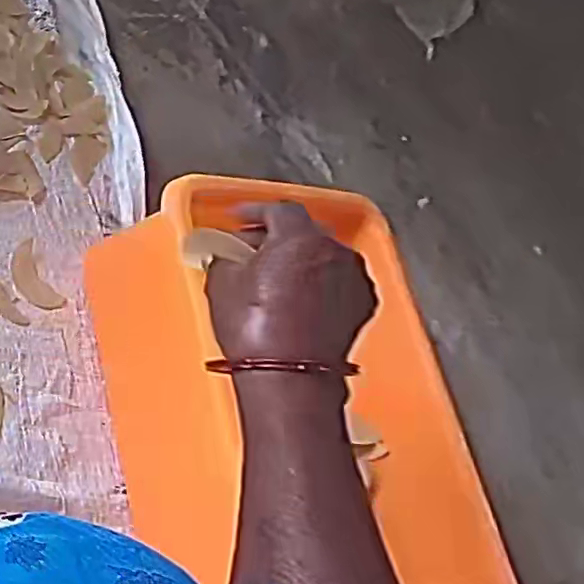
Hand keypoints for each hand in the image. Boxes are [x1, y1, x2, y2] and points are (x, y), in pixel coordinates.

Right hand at [205, 202, 376, 364]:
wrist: (288, 373)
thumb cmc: (257, 328)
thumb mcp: (221, 282)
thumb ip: (228, 259)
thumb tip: (230, 258)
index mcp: (299, 239)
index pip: (280, 209)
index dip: (255, 211)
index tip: (241, 216)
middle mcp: (335, 253)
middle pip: (307, 230)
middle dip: (279, 234)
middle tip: (252, 244)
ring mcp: (353, 279)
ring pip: (324, 255)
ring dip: (300, 258)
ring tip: (273, 273)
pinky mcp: (362, 305)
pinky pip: (337, 280)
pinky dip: (317, 280)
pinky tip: (294, 296)